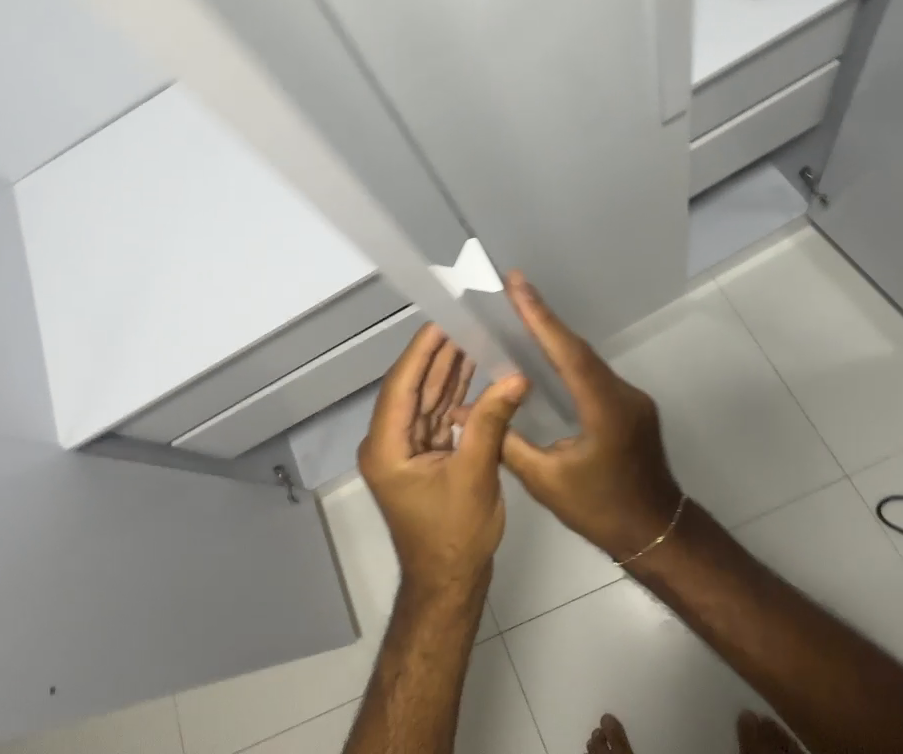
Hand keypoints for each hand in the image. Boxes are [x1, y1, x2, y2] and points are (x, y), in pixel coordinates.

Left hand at [358, 324, 530, 596]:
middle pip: (412, 388)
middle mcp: (389, 443)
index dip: (421, 351)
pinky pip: (437, 417)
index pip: (401, 386)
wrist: (450, 582)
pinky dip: (454, 395)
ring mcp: (405, 451)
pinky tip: (473, 371)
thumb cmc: (455, 535)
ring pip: (426, 400)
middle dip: (437, 355)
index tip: (442, 320)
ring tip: (471, 335)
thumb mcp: (475, 475)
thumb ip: (490, 422)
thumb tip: (515, 377)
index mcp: (387, 447)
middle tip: (463, 320)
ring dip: (447, 371)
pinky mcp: (424, 457)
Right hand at [499, 273, 683, 559]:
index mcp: (605, 409)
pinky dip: (568, 361)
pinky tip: (546, 358)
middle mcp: (623, 395)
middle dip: (544, 318)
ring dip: (555, 339)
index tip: (518, 284)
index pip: (568, 354)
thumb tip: (467, 414)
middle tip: (512, 287)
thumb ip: (507, 443)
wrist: (658, 534)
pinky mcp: (632, 409)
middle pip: (578, 349)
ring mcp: (632, 400)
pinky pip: (594, 376)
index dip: (540, 318)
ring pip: (587, 361)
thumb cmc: (600, 511)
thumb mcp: (545, 482)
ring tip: (521, 315)